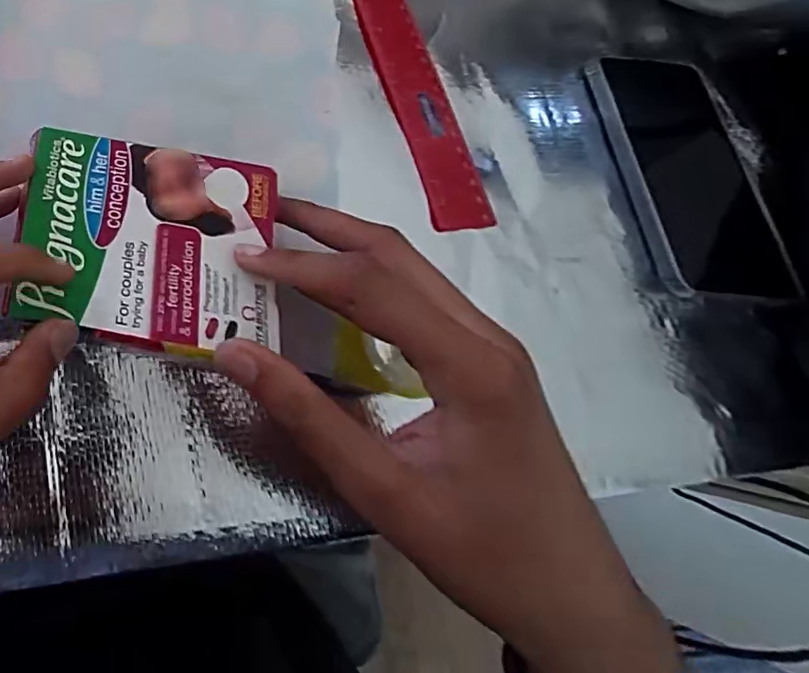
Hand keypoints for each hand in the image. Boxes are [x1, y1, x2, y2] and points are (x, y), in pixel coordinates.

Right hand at [214, 199, 677, 672]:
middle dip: (326, 225)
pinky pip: (421, 293)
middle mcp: (484, 334)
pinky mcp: (486, 355)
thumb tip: (235, 353)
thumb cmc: (481, 551)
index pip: (371, 287)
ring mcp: (490, 341)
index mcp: (468, 363)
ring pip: (412, 267)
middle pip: (396, 254)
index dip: (302, 266)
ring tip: (292, 233)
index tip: (245, 256)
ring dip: (348, 243)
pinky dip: (370, 273)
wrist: (574, 597)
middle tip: (268, 211)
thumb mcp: (381, 490)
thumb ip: (305, 415)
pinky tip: (338, 283)